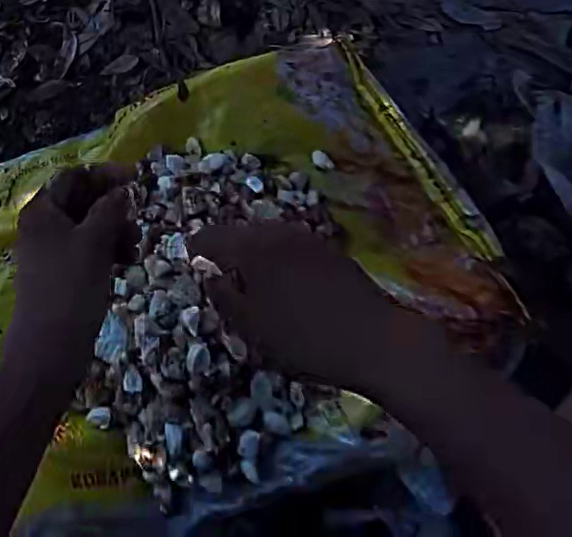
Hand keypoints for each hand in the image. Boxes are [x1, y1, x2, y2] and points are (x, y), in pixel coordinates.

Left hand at [8, 165, 131, 379]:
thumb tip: (122, 191)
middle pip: (81, 201)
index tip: (134, 178)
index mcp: (41, 210)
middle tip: (137, 218)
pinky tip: (126, 263)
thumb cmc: (70, 286)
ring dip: (114, 230)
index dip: (103, 174)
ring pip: (87, 227)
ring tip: (134, 248)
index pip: (73, 177)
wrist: (49, 349)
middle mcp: (42, 226)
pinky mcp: (61, 275)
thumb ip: (109, 209)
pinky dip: (107, 251)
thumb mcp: (94, 242)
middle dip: (112, 207)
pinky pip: (87, 250)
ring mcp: (50, 252)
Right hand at [190, 223, 440, 389]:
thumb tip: (208, 274)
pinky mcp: (327, 248)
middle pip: (237, 233)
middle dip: (225, 250)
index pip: (208, 237)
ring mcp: (304, 236)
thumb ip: (223, 296)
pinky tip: (286, 283)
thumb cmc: (306, 337)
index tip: (191, 265)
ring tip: (253, 281)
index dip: (196, 251)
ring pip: (264, 237)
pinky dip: (277, 258)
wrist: (380, 341)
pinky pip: (288, 245)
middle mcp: (274, 230)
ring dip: (253, 253)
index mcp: (249, 245)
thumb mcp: (253, 327)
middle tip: (220, 275)